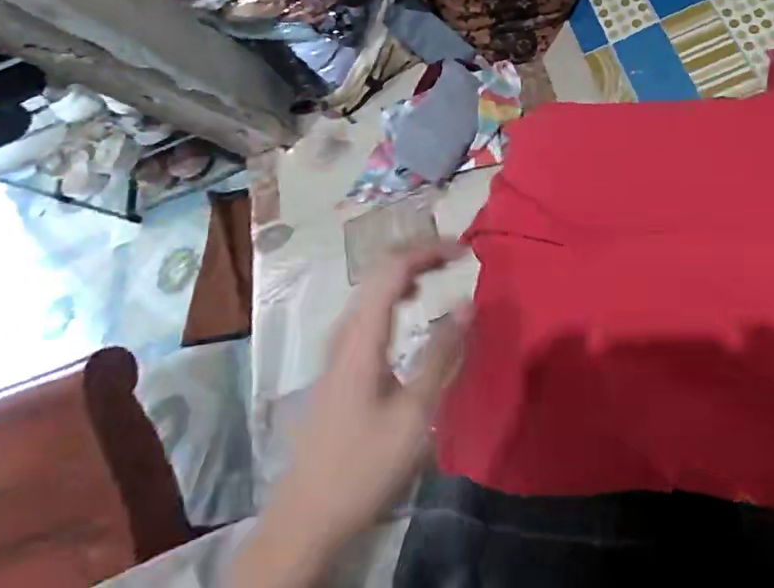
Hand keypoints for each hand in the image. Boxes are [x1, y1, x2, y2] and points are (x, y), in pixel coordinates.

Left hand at [233, 239, 471, 587]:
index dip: (428, 251)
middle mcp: (343, 339)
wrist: (304, 524)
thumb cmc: (364, 466)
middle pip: (375, 275)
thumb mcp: (416, 413)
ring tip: (440, 272)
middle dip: (418, 255)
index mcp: (360, 342)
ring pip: (369, 294)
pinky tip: (410, 310)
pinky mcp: (337, 371)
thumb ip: (442, 353)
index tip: (466, 249)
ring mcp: (335, 355)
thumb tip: (468, 302)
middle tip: (457, 254)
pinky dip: (393, 296)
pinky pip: (367, 313)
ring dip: (405, 274)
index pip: (391, 273)